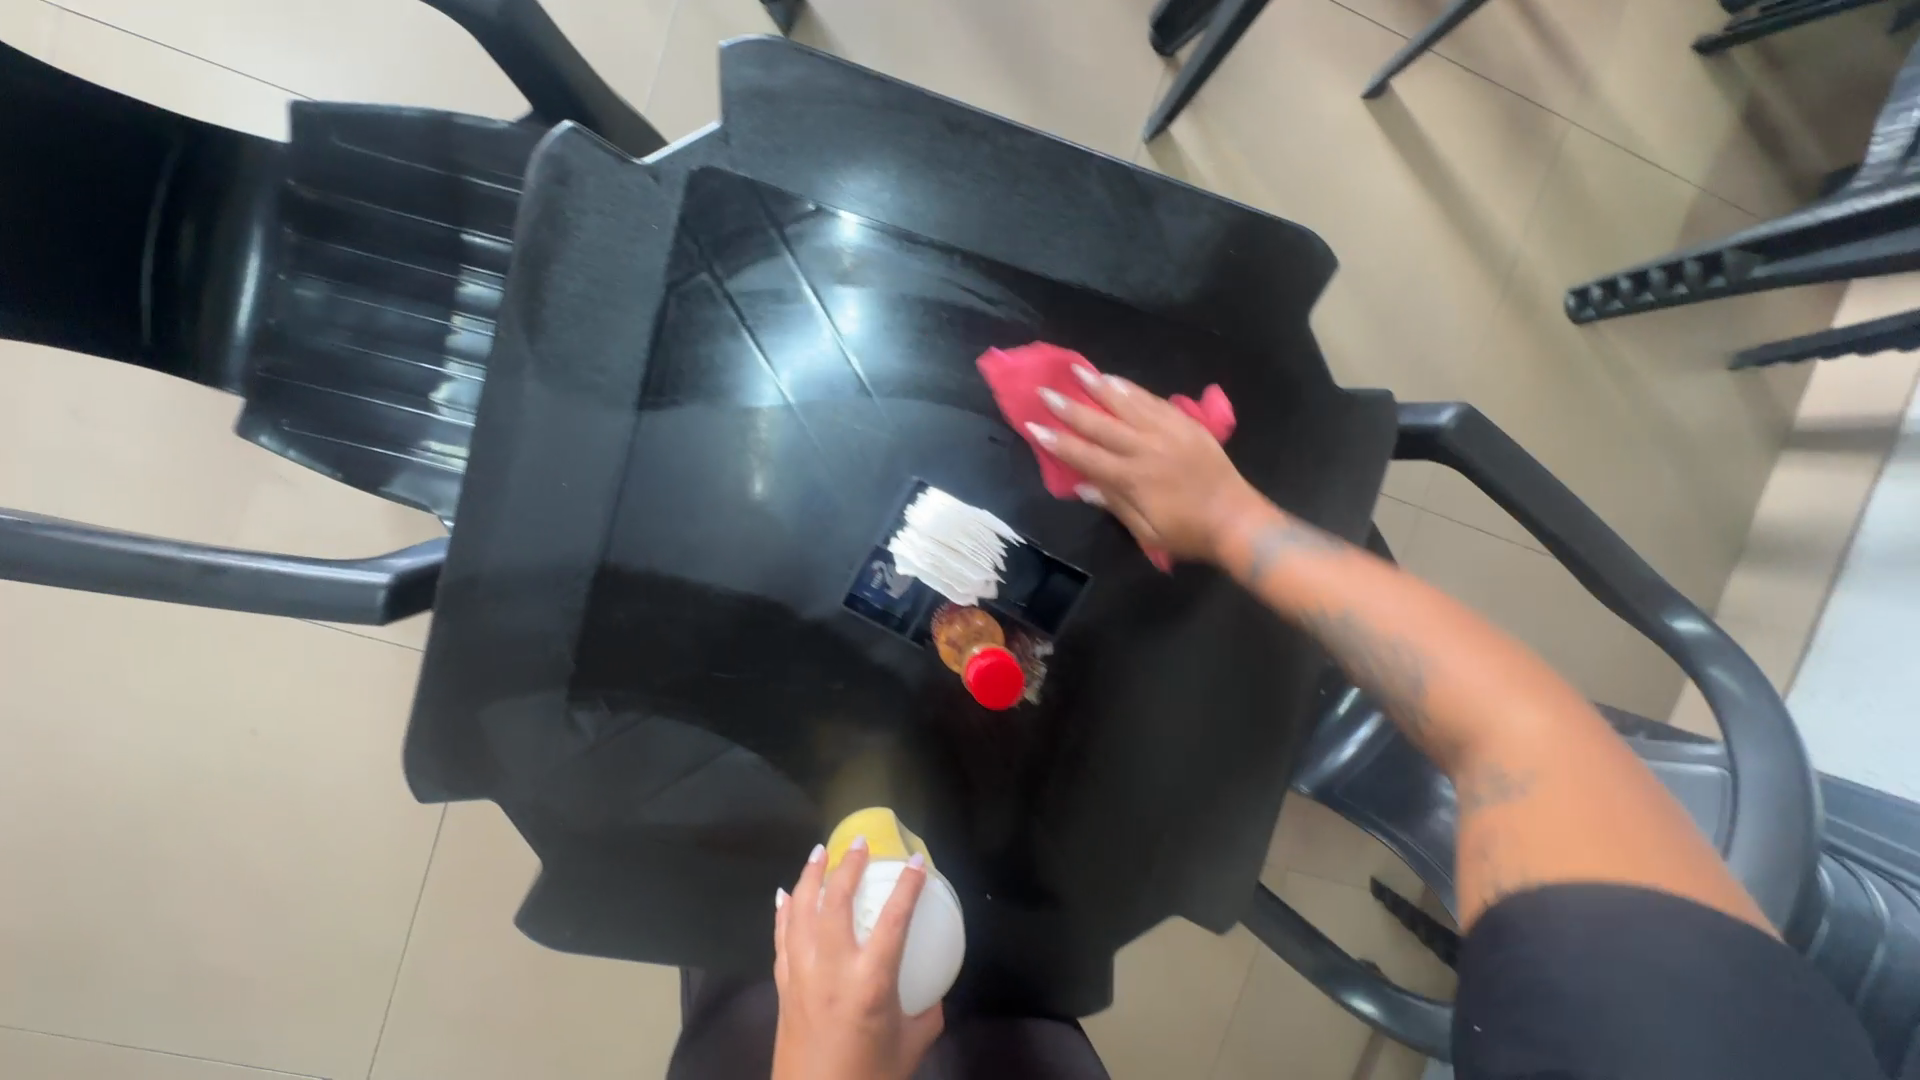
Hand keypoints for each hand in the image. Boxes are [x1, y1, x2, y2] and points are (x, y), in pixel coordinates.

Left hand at [772, 842, 944, 1079]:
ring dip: (810, 877)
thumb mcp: (910, 1047)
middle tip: (859, 843)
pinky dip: (784, 912)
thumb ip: (926, 1013)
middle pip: (836, 902)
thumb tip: (934, 991)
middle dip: (848, 866)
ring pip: (802, 912)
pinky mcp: (783, 986)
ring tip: (819, 853)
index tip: (915, 862)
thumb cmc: (868, 1079)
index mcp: (871, 982)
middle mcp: (832, 969)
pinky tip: (785, 895)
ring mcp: (802, 975)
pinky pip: (781, 938)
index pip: (894, 919)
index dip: (907, 886)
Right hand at [1026, 366, 1258, 563]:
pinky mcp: (1187, 425)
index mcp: (1133, 479)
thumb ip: (1114, 505)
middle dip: (1070, 408)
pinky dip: (1134, 390)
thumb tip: (1082, 486)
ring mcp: (1169, 433)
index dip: (1059, 442)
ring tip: (1079, 371)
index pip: (1086, 456)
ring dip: (1101, 387)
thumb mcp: (1146, 531)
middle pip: (1101, 424)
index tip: (1035, 426)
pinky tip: (1118, 381)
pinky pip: (1155, 402)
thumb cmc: (1188, 533)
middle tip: (1046, 391)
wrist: (1238, 521)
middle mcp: (1147, 449)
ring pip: (1128, 404)